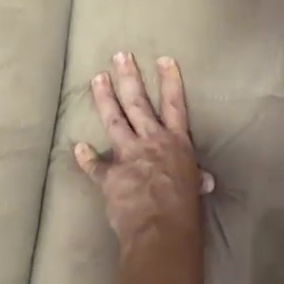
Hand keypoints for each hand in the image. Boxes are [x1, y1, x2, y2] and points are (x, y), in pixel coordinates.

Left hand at [75, 53, 215, 250]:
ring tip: (97, 78)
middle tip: (120, 56)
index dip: (170, 80)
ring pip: (114, 120)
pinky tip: (78, 146)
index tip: (162, 59)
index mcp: (176, 140)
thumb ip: (196, 176)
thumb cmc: (185, 205)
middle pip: (139, 102)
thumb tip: (205, 180)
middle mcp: (152, 140)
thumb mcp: (195, 184)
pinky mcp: (110, 175)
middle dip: (129, 77)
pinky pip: (95, 165)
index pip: (174, 103)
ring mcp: (129, 155)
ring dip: (104, 98)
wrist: (161, 227)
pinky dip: (86, 158)